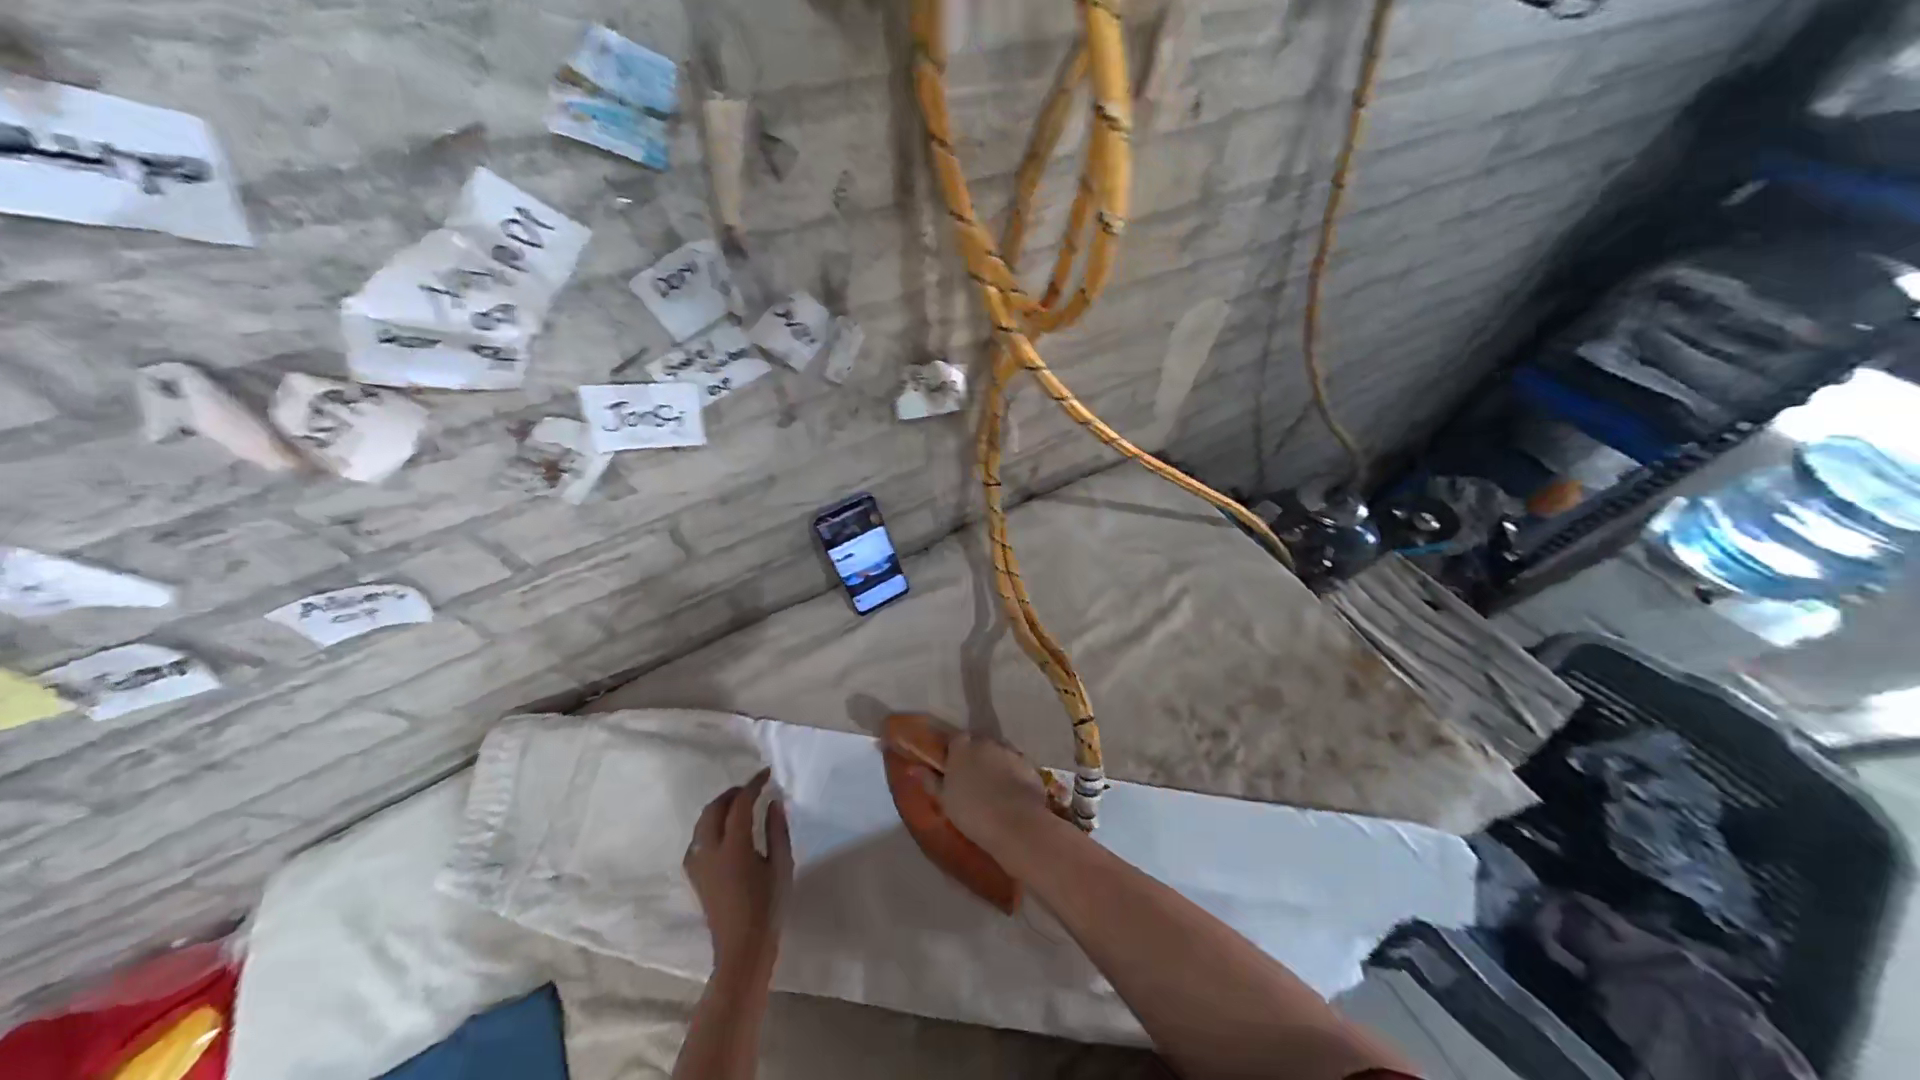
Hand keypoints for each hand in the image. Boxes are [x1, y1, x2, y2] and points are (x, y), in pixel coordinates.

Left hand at [684, 768, 792, 974]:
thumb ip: (777, 831)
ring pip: (702, 823)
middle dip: (732, 793)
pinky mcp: (694, 875)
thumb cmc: (768, 907)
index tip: (767, 774)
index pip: (740, 804)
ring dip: (719, 807)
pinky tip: (724, 831)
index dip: (753, 785)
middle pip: (714, 809)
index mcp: (734, 847)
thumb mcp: (781, 865)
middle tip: (752, 788)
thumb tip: (773, 802)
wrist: (742, 948)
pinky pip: (698, 839)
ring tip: (739, 805)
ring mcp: (698, 863)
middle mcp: (710, 850)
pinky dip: (710, 825)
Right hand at [923, 734, 1053, 861]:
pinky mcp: (1029, 765)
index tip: (952, 768)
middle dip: (976, 757)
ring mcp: (1010, 752)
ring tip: (994, 789)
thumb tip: (913, 768)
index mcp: (962, 747)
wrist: (1014, 823)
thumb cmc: (971, 811)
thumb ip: (930, 780)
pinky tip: (1012, 795)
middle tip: (972, 780)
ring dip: (995, 765)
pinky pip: (1017, 767)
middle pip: (979, 744)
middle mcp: (986, 742)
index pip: (955, 739)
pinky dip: (1013, 775)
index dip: (954, 752)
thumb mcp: (944, 799)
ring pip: (999, 754)